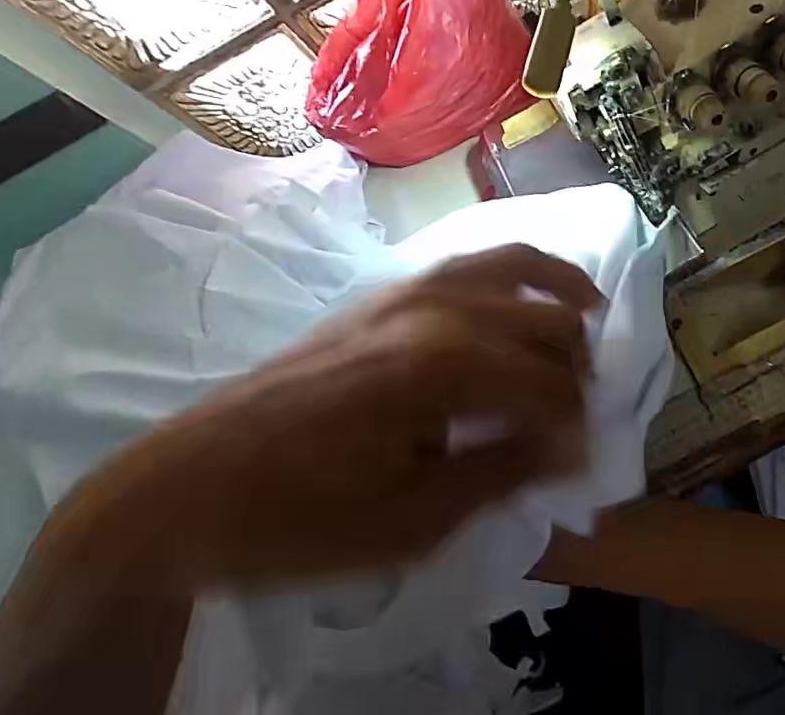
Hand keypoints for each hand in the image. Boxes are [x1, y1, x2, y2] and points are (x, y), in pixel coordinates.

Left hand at [66, 243, 603, 588]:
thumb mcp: (413, 522)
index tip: (578, 464)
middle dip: (575, 365)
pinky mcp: (385, 290)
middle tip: (576, 413)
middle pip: (545, 318)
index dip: (576, 427)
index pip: (549, 387)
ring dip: (559, 292)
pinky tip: (522, 300)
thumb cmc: (301, 516)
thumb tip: (569, 443)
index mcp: (444, 366)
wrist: (196, 480)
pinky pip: (472, 262)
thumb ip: (501, 472)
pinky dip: (515, 273)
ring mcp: (408, 287)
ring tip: (588, 317)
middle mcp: (436, 306)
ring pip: (514, 264)